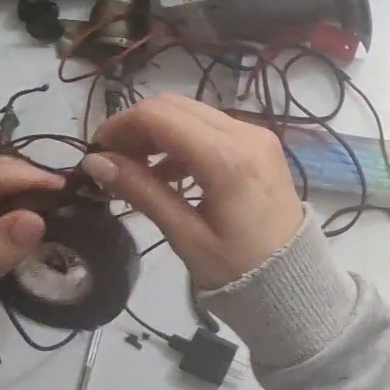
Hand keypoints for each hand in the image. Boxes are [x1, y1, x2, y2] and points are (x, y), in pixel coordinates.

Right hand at [83, 94, 303, 288]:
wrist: (293, 283)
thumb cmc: (238, 269)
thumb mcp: (186, 236)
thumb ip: (143, 192)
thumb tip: (96, 162)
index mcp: (227, 158)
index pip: (159, 116)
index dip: (120, 127)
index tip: (96, 154)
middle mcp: (245, 134)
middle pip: (174, 106)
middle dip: (137, 127)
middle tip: (111, 162)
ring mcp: (257, 136)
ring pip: (192, 113)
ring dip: (159, 133)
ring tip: (134, 171)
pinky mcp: (261, 145)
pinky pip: (212, 128)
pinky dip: (183, 141)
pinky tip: (166, 173)